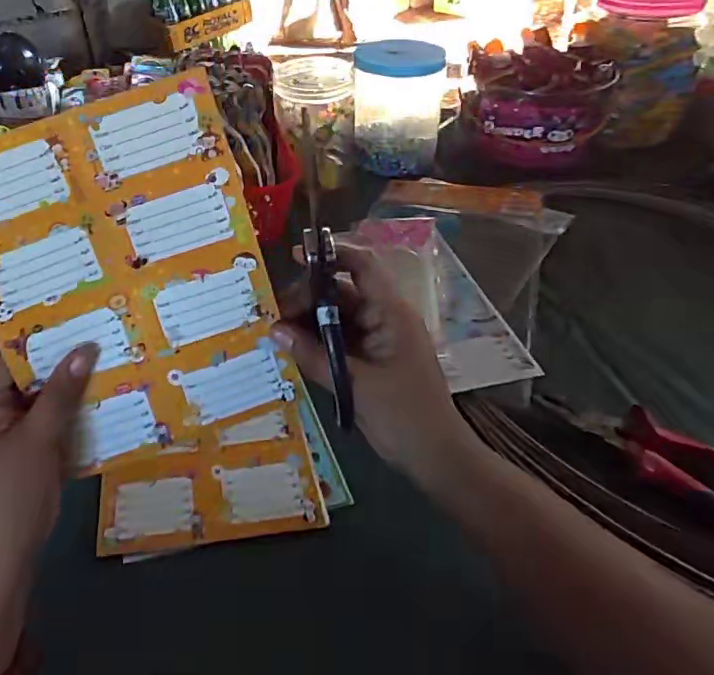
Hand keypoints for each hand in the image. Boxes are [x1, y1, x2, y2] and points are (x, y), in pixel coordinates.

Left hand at [0, 344, 96, 576]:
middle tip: (102, 326)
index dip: (41, 333)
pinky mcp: (34, 446)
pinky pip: (57, 415)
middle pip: (32, 372)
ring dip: (75, 379)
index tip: (76, 311)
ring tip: (112, 350)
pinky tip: (108, 390)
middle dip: (65, 355)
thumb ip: (60, 392)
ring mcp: (16, 429)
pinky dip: (77, 405)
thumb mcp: (37, 438)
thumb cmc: (11, 494)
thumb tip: (86, 346)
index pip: (11, 355)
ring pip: (48, 393)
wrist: (5, 559)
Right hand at [274, 238, 482, 489]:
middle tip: (277, 317)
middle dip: (309, 297)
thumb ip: (313, 355)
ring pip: (339, 315)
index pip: (362, 266)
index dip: (331, 255)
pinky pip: (342, 337)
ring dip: (310, 320)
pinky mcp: (374, 357)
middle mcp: (386, 317)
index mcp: (391, 313)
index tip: (297, 256)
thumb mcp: (353, 385)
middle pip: (342, 291)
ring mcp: (380, 337)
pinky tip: (296, 348)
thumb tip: (275, 329)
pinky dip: (320, 339)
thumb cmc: (403, 417)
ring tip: (280, 333)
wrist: (438, 459)